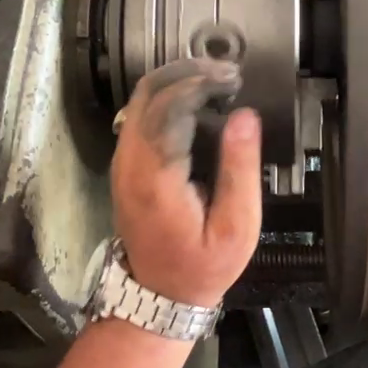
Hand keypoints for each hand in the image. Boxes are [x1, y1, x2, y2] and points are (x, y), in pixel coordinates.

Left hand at [108, 58, 262, 307]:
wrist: (158, 296)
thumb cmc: (202, 265)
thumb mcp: (236, 226)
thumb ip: (240, 169)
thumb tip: (245, 116)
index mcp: (156, 177)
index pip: (168, 105)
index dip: (200, 81)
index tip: (232, 79)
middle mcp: (129, 163)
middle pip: (148, 93)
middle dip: (187, 71)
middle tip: (226, 73)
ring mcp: (123, 162)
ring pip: (140, 100)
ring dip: (177, 81)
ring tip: (217, 82)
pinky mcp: (126, 164)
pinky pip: (141, 115)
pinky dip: (168, 97)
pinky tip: (198, 101)